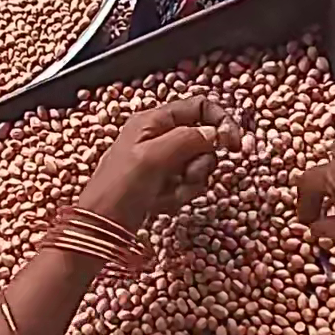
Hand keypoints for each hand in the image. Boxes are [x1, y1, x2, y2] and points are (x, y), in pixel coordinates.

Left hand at [78, 97, 241, 230]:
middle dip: (200, 163)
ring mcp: (160, 162)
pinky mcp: (161, 184)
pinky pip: (186, 185)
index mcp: (153, 121)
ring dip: (189, 183)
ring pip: (198, 166)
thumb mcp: (152, 157)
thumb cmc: (119, 189)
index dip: (221, 122)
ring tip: (167, 193)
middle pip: (203, 140)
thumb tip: (217, 133)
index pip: (200, 107)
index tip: (234, 145)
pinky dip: (179, 196)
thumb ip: (187, 139)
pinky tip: (161, 204)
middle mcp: (158, 137)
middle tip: (185, 176)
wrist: (100, 228)